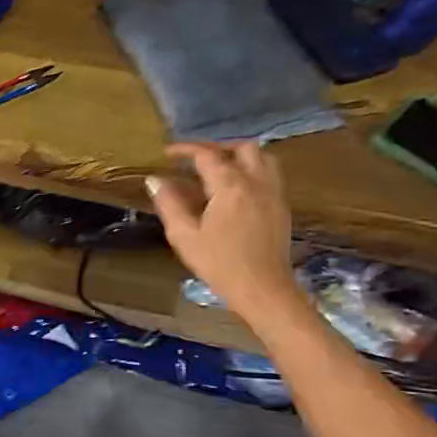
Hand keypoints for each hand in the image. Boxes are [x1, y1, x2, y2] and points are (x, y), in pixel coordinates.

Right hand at [146, 142, 301, 322]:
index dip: (185, 149)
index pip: (206, 154)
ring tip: (221, 169)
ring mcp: (273, 193)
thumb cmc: (220, 264)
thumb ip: (169, 204)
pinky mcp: (281, 208)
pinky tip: (238, 190)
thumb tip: (155, 180)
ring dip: (241, 156)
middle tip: (197, 158)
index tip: (167, 153)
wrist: (263, 290)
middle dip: (218, 147)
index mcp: (230, 185)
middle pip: (242, 147)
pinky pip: (270, 175)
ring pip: (263, 158)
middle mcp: (256, 181)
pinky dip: (253, 171)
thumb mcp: (185, 237)